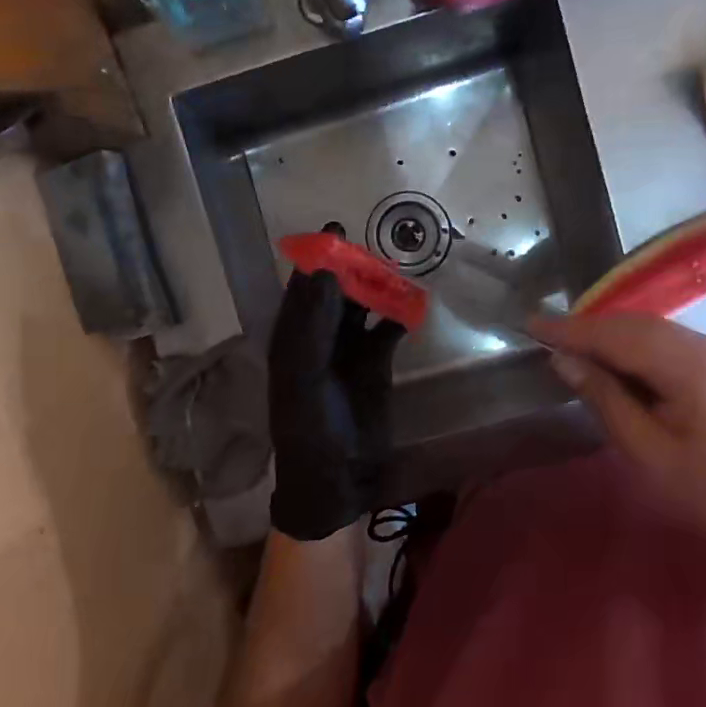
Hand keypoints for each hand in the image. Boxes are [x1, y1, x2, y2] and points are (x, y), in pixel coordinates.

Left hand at [267, 269, 406, 540]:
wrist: (337, 479)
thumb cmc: (312, 429)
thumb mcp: (304, 375)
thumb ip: (312, 324)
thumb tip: (325, 272)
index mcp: (293, 338)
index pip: (304, 288)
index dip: (317, 259)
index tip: (336, 228)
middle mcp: (319, 339)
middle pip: (336, 292)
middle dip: (352, 267)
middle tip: (377, 245)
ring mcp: (348, 352)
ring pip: (362, 307)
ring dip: (377, 288)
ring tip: (397, 266)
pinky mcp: (376, 367)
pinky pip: (386, 331)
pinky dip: (397, 316)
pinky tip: (412, 305)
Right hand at [531, 313, 705, 557]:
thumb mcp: (652, 455)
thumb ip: (607, 401)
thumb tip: (567, 361)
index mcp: (689, 365)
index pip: (616, 334)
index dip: (570, 329)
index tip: (530, 323)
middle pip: (636, 324)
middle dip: (589, 327)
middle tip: (547, 337)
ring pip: (655, 331)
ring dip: (612, 336)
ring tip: (575, 350)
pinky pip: (672, 344)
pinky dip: (637, 348)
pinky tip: (621, 365)